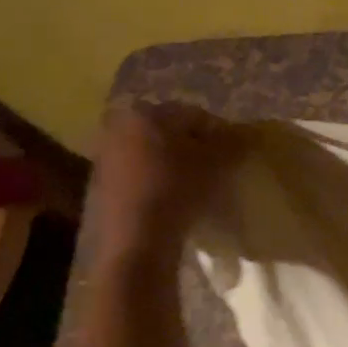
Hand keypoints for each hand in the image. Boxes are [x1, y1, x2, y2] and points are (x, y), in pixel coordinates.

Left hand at [87, 103, 248, 267]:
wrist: (135, 234)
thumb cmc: (177, 189)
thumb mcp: (215, 165)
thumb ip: (232, 145)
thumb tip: (245, 134)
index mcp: (148, 112)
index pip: (195, 115)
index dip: (220, 135)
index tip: (236, 157)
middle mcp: (121, 123)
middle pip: (171, 132)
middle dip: (194, 148)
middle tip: (217, 172)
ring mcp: (107, 151)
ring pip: (154, 151)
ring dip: (176, 164)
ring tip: (196, 188)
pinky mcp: (102, 179)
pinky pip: (140, 172)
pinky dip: (158, 180)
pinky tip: (172, 199)